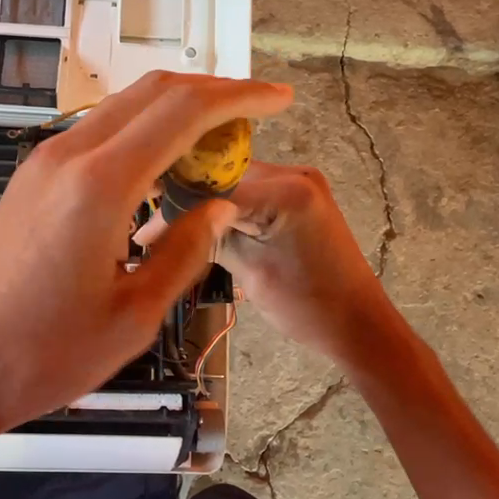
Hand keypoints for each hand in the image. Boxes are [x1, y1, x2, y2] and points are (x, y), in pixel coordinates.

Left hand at [0, 72, 293, 444]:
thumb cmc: (42, 355)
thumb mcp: (134, 315)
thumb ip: (186, 250)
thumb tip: (220, 205)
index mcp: (100, 183)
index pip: (183, 110)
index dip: (239, 97)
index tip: (279, 99)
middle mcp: (67, 157)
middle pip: (151, 93)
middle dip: (210, 91)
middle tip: (255, 111)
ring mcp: (42, 165)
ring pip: (120, 108)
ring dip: (172, 110)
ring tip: (216, 139)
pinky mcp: (29, 182)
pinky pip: (95, 134)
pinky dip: (138, 132)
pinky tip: (160, 165)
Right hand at [142, 161, 389, 367]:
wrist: (359, 326)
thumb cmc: (308, 308)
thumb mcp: (249, 271)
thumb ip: (209, 237)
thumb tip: (161, 225)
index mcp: (287, 190)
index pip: (213, 188)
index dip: (173, 206)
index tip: (140, 226)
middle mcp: (294, 173)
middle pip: (222, 177)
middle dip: (184, 199)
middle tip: (146, 224)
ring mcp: (299, 181)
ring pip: (232, 183)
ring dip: (201, 202)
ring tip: (163, 224)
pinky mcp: (298, 195)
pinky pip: (250, 193)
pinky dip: (224, 208)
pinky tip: (197, 222)